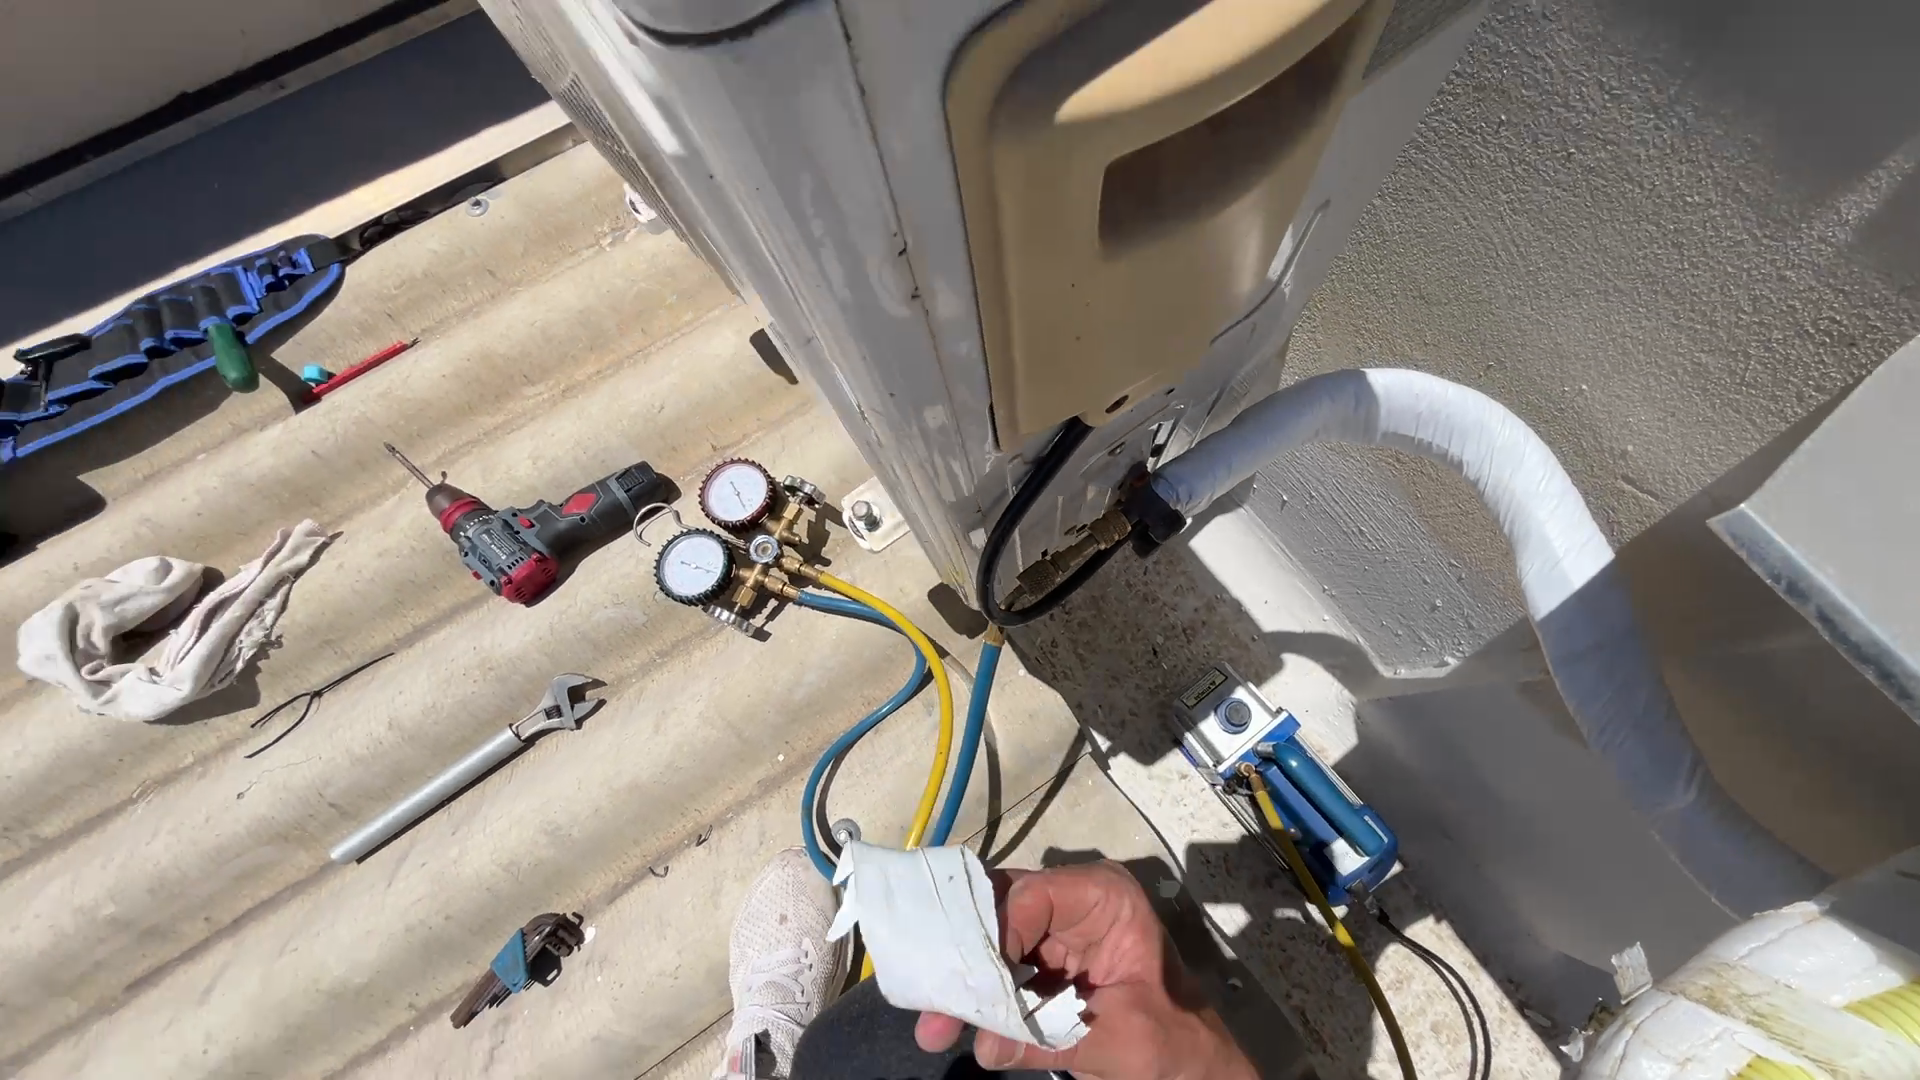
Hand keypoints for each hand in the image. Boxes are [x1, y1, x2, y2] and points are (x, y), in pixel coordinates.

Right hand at [913, 861, 1255, 1079]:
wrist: (1194, 1063)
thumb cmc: (1176, 1037)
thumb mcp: (1123, 1039)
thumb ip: (1054, 1037)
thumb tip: (985, 1046)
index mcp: (1103, 895)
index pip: (1035, 895)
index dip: (998, 931)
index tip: (970, 978)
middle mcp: (1071, 899)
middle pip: (1005, 909)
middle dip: (968, 953)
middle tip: (930, 991)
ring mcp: (1053, 927)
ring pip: (994, 936)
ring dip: (965, 978)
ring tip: (932, 1020)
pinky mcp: (1041, 958)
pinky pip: (1000, 965)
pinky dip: (978, 994)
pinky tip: (948, 1019)